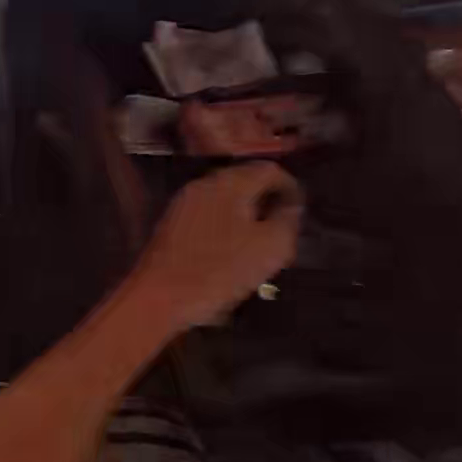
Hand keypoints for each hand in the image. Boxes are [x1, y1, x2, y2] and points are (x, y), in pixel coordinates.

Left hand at [132, 162, 303, 328]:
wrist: (161, 293)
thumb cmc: (222, 269)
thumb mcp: (272, 245)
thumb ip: (286, 217)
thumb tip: (288, 203)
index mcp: (228, 183)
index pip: (268, 169)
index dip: (290, 186)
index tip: (299, 210)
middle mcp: (201, 185)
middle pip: (243, 179)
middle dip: (265, 197)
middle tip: (282, 223)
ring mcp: (182, 203)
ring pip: (223, 196)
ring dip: (244, 210)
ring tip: (260, 236)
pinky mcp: (171, 221)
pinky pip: (206, 212)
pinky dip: (224, 221)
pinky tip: (232, 244)